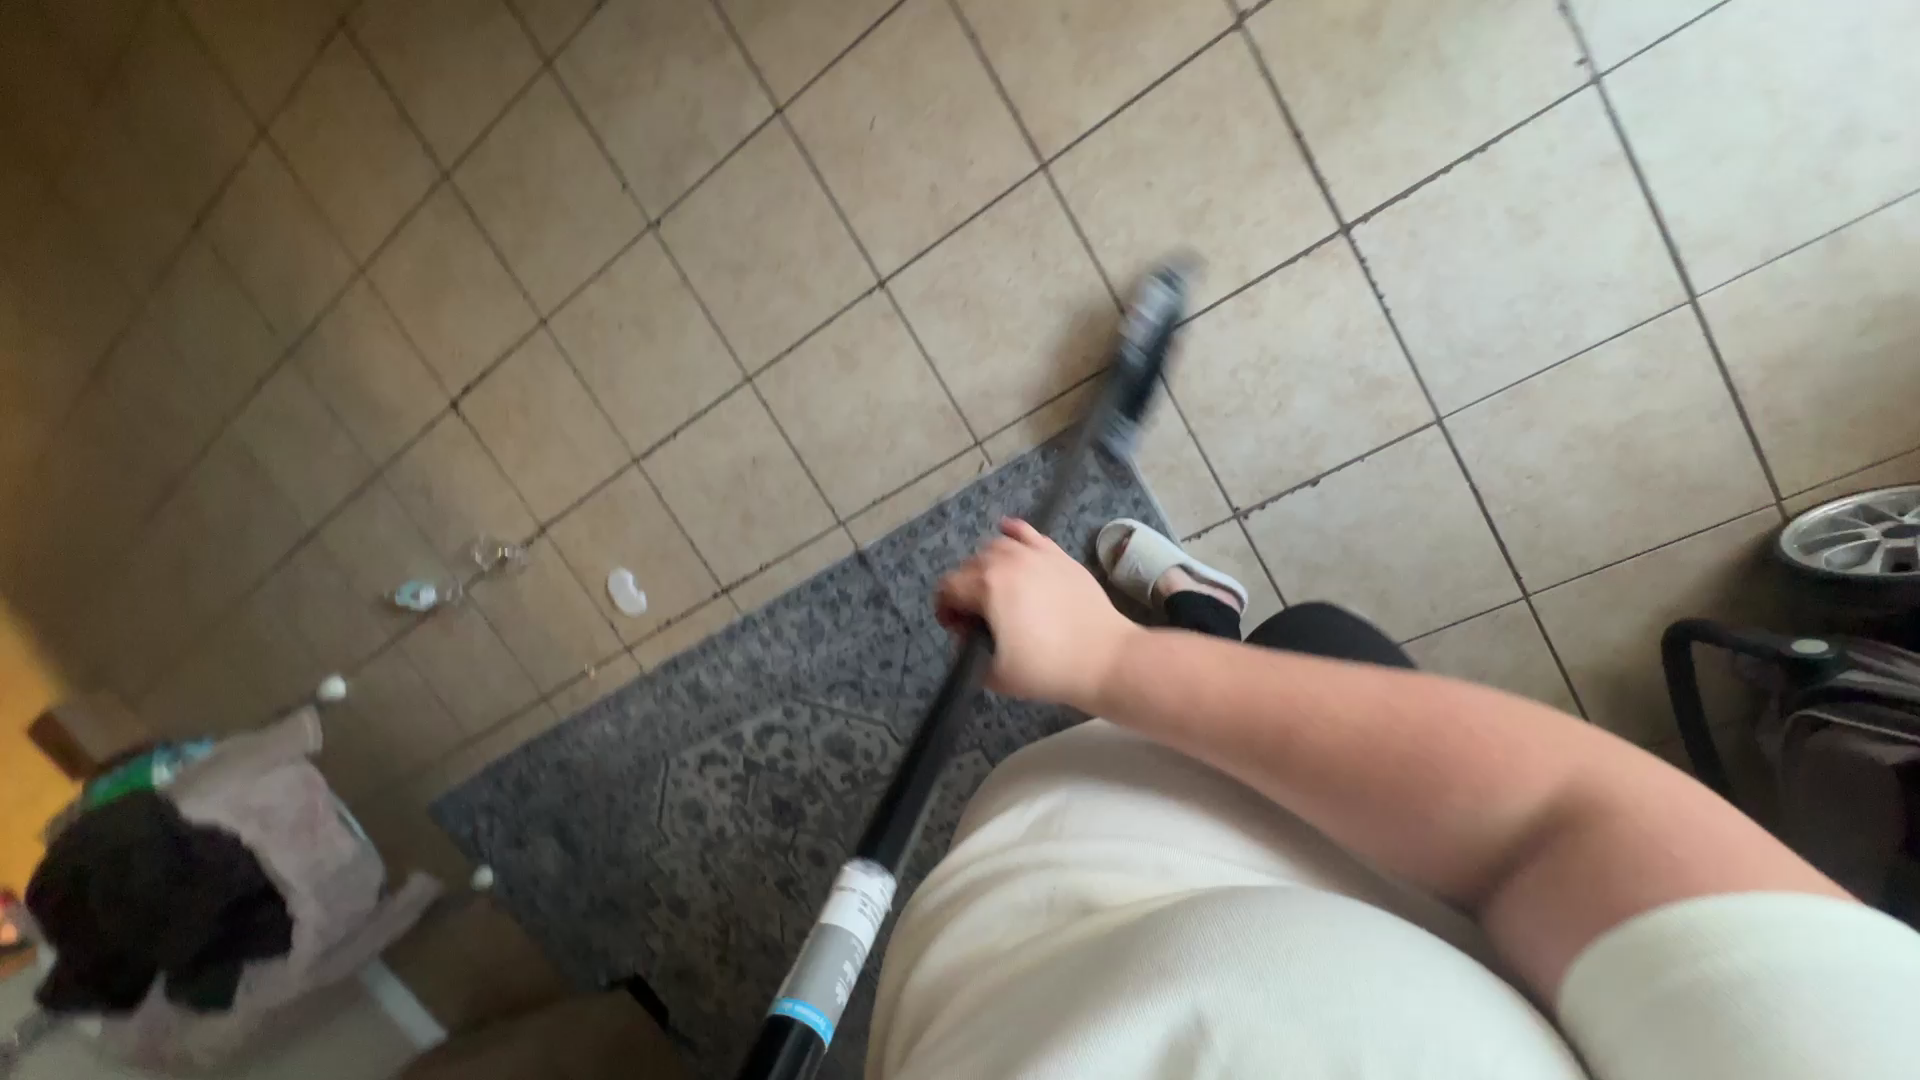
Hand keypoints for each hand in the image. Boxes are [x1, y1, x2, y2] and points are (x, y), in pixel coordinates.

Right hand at [935, 518, 1140, 709]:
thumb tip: (967, 634)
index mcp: (986, 586)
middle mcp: (1007, 560)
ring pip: (995, 547)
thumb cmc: (1048, 669)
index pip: (947, 587)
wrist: (1105, 658)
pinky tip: (1009, 540)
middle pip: (968, 566)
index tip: (958, 629)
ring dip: (986, 566)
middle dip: (965, 590)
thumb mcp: (994, 673)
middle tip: (979, 618)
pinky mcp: (1058, 555)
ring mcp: (1035, 553)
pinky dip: (1012, 534)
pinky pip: (1026, 533)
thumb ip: (968, 651)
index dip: (946, 609)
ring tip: (997, 591)